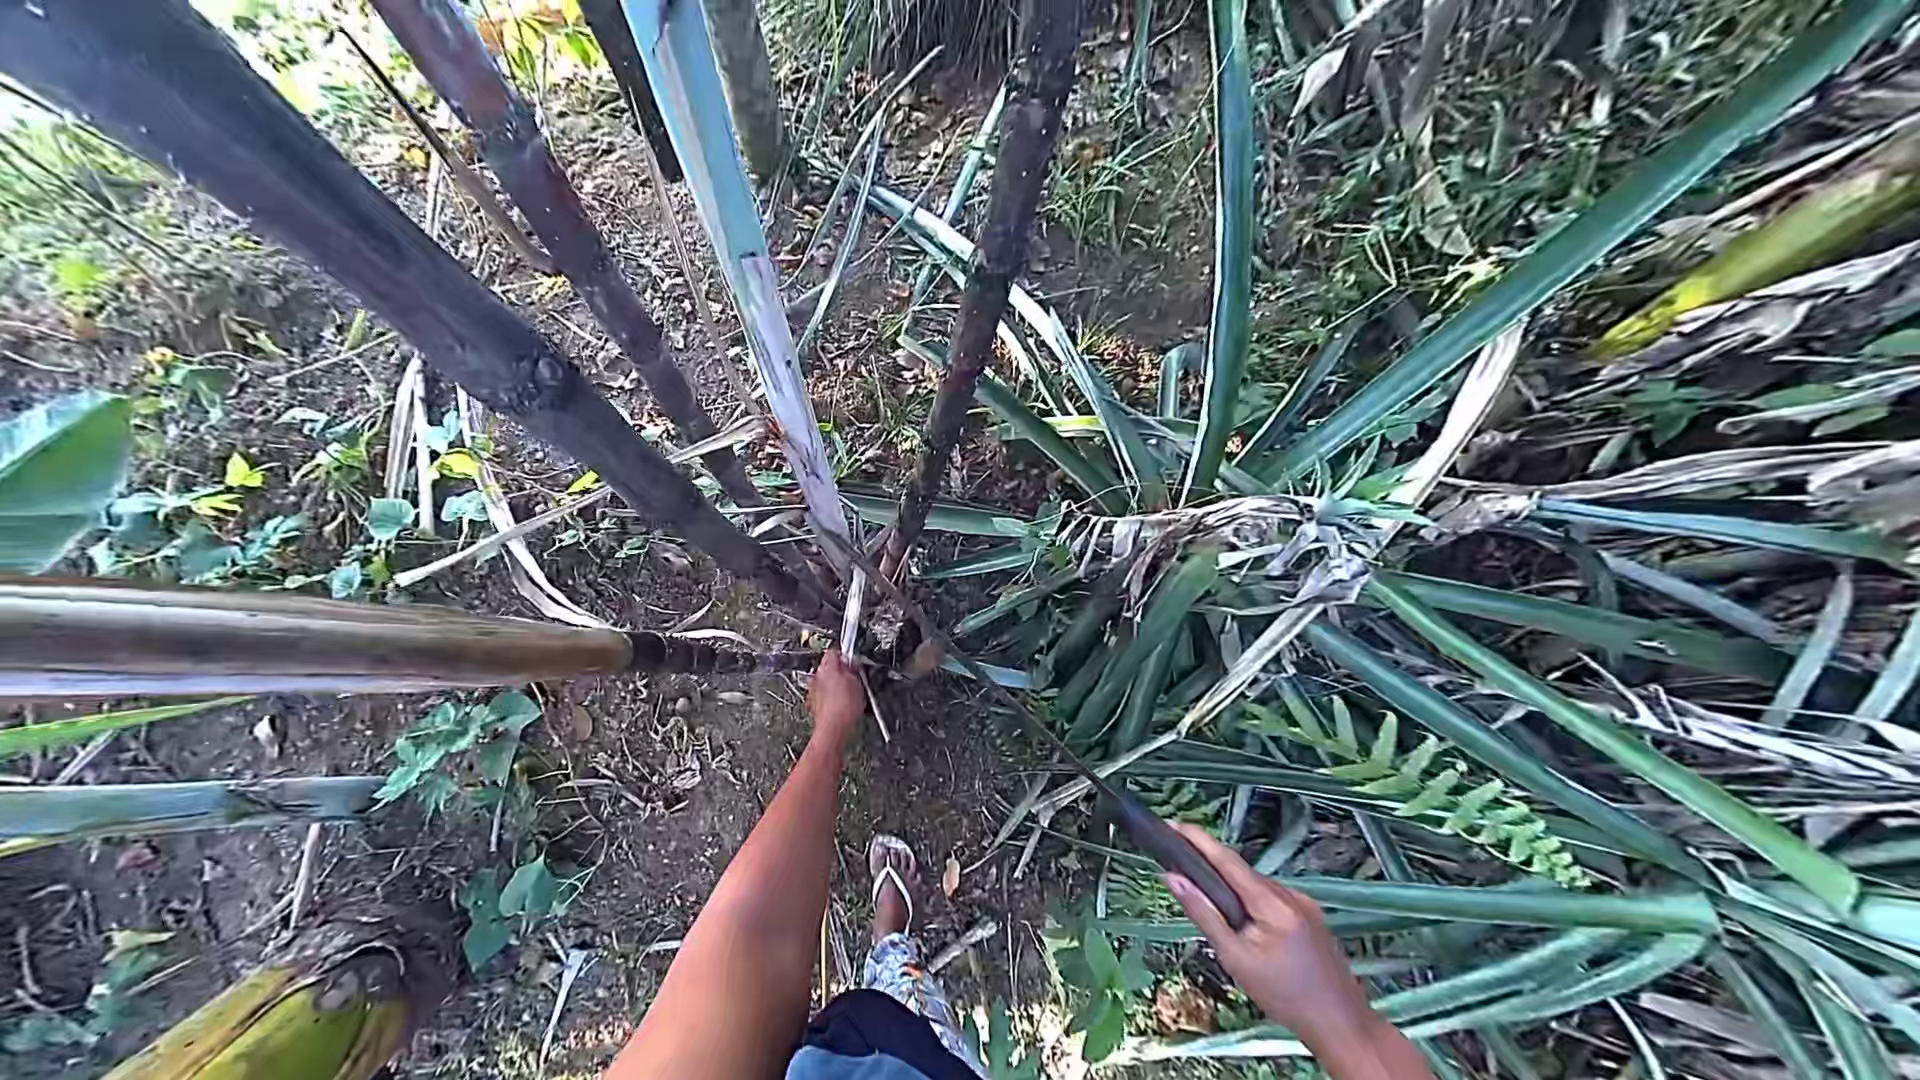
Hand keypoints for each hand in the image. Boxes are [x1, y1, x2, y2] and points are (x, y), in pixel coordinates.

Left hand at [806, 649, 863, 748]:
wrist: (833, 730)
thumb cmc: (843, 707)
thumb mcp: (858, 681)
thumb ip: (853, 668)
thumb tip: (852, 662)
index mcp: (826, 666)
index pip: (834, 651)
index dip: (846, 655)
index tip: (853, 661)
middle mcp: (816, 677)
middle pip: (829, 666)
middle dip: (841, 671)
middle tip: (854, 678)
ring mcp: (813, 691)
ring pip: (826, 681)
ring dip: (836, 685)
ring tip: (850, 694)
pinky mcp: (814, 704)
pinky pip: (824, 695)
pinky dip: (832, 697)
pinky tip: (843, 705)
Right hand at [1164, 823, 1373, 1047]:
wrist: (1343, 1028)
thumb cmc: (1286, 998)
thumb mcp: (1235, 958)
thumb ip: (1203, 913)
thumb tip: (1172, 878)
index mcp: (1272, 902)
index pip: (1227, 859)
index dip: (1198, 839)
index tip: (1174, 825)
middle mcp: (1290, 894)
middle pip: (1241, 871)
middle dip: (1212, 869)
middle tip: (1182, 872)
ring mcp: (1304, 903)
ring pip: (1256, 885)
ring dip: (1232, 888)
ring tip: (1213, 908)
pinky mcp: (1310, 914)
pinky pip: (1271, 897)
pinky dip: (1252, 901)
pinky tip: (1246, 925)